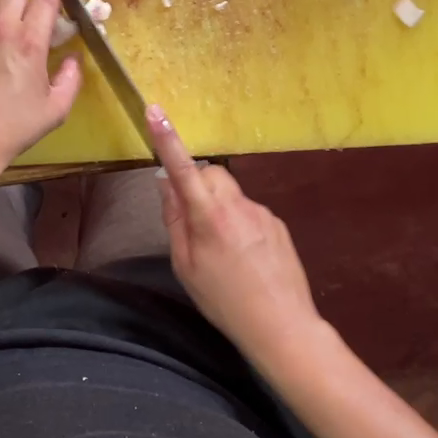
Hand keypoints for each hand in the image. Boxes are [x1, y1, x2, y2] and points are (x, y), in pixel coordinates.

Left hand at [0, 0, 82, 173]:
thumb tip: (72, 58)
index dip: (55, 7)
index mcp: (28, 42)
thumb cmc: (11, 130)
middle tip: (31, 24)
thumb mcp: (55, 110)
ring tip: (5, 32)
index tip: (55, 24)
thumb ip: (71, 78)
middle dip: (29, 1)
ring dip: (2, 9)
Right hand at [147, 105, 329, 370]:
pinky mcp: (278, 224)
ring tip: (222, 251)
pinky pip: (249, 211)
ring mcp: (262, 213)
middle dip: (197, 185)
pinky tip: (244, 258)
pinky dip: (239, 224)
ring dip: (219, 208)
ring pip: (230, 195)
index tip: (155, 111)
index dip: (166, 139)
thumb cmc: (224, 302)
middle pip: (210, 174)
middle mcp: (237, 206)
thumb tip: (166, 185)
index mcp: (208, 217)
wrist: (283, 327)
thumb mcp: (186, 267)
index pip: (182, 168)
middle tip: (192, 220)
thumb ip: (175, 221)